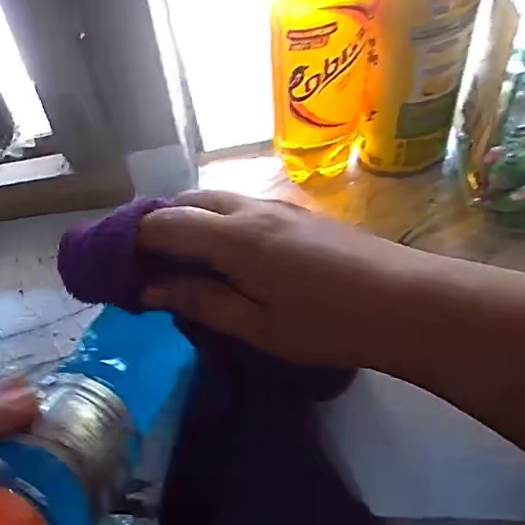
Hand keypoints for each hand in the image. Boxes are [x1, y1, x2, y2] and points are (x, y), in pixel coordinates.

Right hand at [135, 189, 428, 368]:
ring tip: (179, 259)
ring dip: (187, 220)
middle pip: (186, 200)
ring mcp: (278, 207)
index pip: (163, 223)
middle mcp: (251, 209)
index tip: (116, 266)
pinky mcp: (299, 214)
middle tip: (144, 263)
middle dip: (156, 225)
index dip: (132, 240)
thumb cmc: (328, 324)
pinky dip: (216, 221)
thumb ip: (201, 301)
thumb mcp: (257, 325)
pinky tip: (224, 254)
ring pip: (215, 199)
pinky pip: (241, 206)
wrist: (408, 303)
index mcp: (234, 238)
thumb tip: (152, 289)